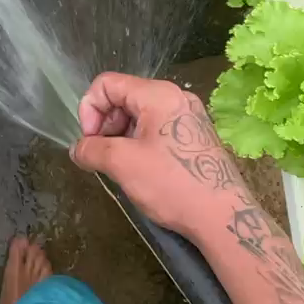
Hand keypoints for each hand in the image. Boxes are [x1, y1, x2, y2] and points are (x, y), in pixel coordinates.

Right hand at [69, 73, 249, 244]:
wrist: (224, 219)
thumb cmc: (172, 184)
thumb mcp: (121, 163)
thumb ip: (90, 149)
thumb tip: (78, 149)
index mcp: (158, 95)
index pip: (106, 84)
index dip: (89, 109)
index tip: (89, 141)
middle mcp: (176, 98)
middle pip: (122, 97)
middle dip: (104, 124)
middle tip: (101, 154)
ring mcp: (189, 117)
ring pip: (138, 115)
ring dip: (119, 136)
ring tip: (119, 165)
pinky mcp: (195, 137)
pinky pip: (155, 129)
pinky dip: (138, 143)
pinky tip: (139, 169)